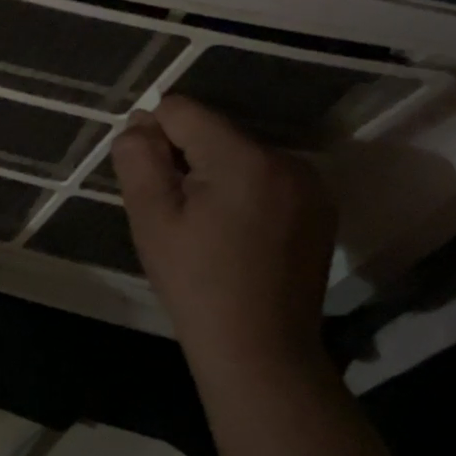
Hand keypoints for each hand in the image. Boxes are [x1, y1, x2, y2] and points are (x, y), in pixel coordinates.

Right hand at [112, 96, 337, 369]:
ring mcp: (310, 185)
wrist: (259, 346)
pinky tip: (231, 227)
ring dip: (209, 171)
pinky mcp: (318, 207)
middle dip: (183, 155)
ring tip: (203, 220)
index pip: (180, 110)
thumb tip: (141, 124)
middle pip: (211, 128)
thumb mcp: (148, 213)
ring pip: (234, 150)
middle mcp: (288, 162)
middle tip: (175, 207)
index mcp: (245, 159)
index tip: (154, 183)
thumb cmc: (195, 278)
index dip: (152, 137)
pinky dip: (237, 186)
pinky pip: (260, 173)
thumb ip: (137, 155)